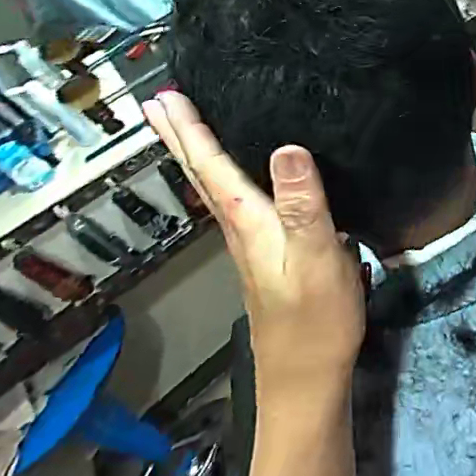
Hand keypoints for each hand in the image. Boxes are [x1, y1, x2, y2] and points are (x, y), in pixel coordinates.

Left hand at [143, 92, 364, 397]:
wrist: (307, 378)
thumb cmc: (315, 320)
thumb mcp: (316, 259)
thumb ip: (302, 206)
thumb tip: (287, 148)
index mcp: (249, 224)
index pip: (211, 168)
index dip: (190, 131)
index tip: (165, 97)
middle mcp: (242, 230)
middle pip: (203, 176)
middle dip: (181, 137)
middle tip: (159, 103)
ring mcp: (253, 245)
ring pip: (217, 188)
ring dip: (198, 155)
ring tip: (187, 129)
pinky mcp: (269, 255)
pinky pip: (238, 201)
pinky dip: (227, 177)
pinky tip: (240, 176)